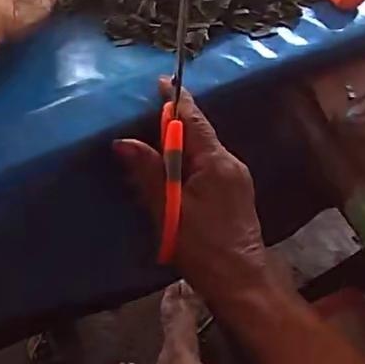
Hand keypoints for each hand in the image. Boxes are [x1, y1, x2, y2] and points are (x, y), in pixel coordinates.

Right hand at [114, 78, 271, 303]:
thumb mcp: (168, 208)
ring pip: (199, 152)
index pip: (192, 121)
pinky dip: (183, 163)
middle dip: (171, 123)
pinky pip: (203, 167)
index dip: (175, 101)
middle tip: (142, 114)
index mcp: (216, 162)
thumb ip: (147, 172)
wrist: (240, 282)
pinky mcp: (231, 194)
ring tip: (148, 143)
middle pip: (197, 134)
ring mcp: (233, 180)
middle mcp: (229, 164)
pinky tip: (165, 173)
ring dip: (175, 145)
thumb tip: (124, 142)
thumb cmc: (203, 246)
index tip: (161, 81)